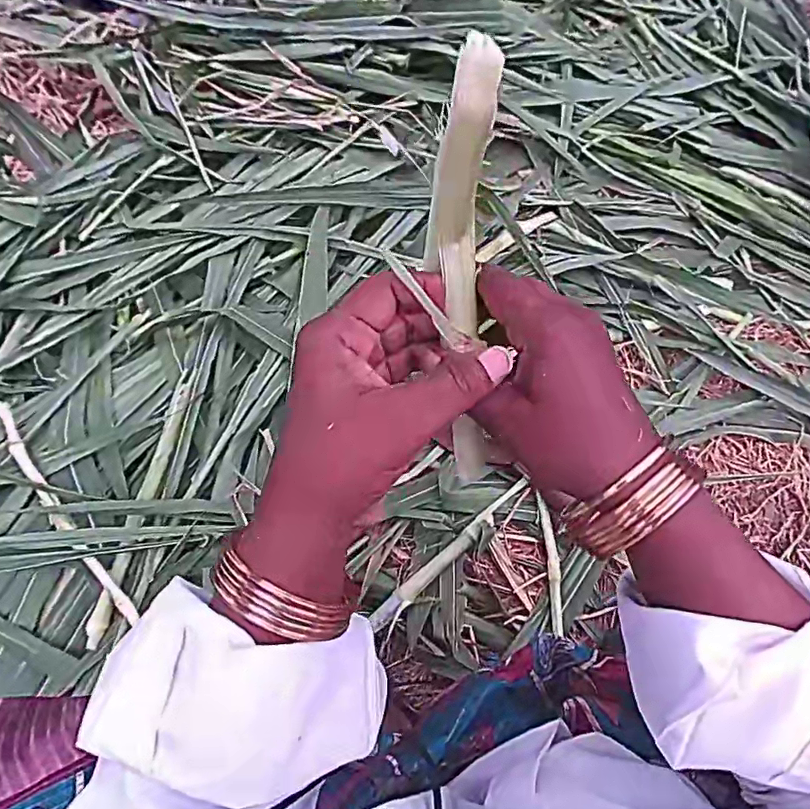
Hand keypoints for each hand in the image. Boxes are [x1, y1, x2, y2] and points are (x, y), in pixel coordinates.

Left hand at [233, 271, 514, 613]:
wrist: (314, 518)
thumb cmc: (335, 464)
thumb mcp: (402, 417)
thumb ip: (454, 384)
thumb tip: (495, 358)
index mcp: (336, 337)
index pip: (389, 290)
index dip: (431, 291)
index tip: (471, 301)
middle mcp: (345, 352)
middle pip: (404, 322)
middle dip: (445, 332)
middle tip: (484, 342)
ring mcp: (358, 381)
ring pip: (410, 355)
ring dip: (443, 363)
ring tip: (479, 372)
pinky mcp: (372, 408)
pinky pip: (409, 385)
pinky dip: (435, 390)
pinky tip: (463, 398)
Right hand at [434, 266, 660, 500]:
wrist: (622, 473)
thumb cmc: (569, 449)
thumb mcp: (505, 419)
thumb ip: (469, 381)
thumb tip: (439, 357)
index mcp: (550, 326)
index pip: (496, 283)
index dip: (461, 292)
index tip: (437, 314)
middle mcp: (571, 316)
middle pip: (515, 291)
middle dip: (480, 311)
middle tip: (454, 343)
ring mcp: (585, 328)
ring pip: (531, 307)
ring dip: (501, 325)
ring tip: (478, 361)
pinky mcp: (589, 345)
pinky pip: (548, 325)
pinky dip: (523, 337)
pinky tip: (507, 370)